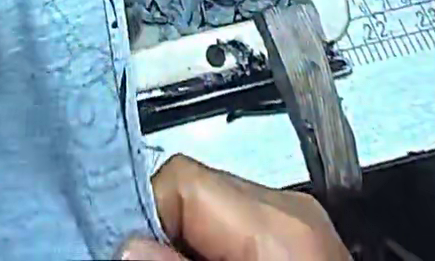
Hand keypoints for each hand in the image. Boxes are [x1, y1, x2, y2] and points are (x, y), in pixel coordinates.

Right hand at [120, 154, 349, 260]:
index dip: (147, 220)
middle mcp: (293, 211)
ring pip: (214, 216)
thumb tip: (127, 247)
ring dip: (189, 251)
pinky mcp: (307, 250)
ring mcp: (304, 231)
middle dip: (168, 238)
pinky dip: (217, 257)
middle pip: (196, 194)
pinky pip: (240, 236)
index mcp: (281, 226)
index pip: (181, 181)